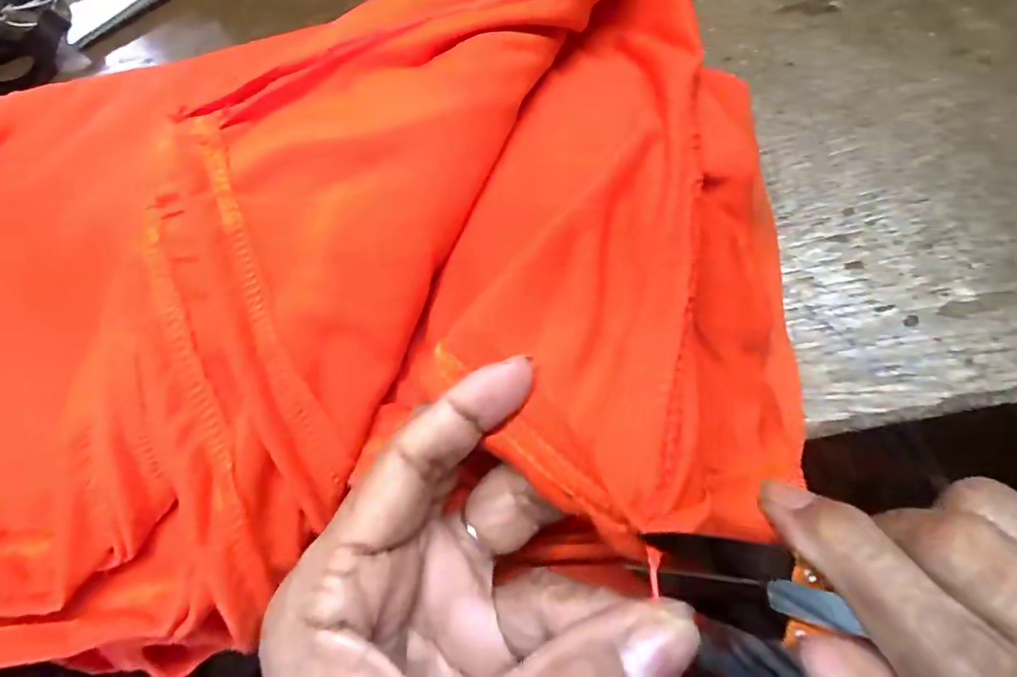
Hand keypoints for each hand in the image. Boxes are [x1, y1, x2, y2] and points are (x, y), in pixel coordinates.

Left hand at [261, 357, 700, 676]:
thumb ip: (556, 672)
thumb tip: (673, 635)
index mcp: (344, 580)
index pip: (408, 464)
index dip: (463, 408)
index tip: (523, 370)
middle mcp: (400, 579)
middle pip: (482, 495)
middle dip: (550, 470)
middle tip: (612, 441)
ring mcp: (450, 615)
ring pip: (534, 558)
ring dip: (596, 556)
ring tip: (658, 544)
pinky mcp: (489, 653)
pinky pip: (554, 618)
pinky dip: (604, 622)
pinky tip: (657, 626)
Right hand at [759, 478, 1016, 676]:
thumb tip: (814, 642)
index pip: (942, 642)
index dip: (848, 557)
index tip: (776, 498)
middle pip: (972, 550)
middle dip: (885, 532)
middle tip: (845, 544)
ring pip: (1014, 519)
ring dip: (934, 522)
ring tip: (915, 558)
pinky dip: (1001, 532)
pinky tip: (993, 570)